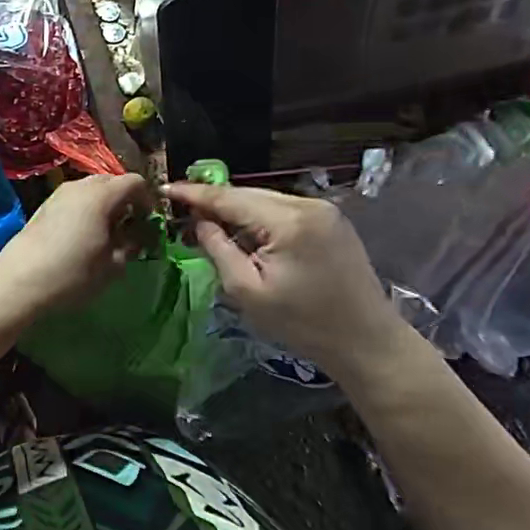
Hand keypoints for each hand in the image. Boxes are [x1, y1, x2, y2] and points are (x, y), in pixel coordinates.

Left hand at [0, 173, 154, 318]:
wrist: (19, 281)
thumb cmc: (73, 273)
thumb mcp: (113, 265)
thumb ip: (131, 245)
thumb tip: (137, 236)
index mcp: (102, 195)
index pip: (135, 182)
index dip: (147, 201)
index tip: (148, 224)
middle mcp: (79, 186)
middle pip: (111, 182)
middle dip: (124, 201)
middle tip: (128, 228)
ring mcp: (58, 194)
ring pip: (90, 190)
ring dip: (103, 205)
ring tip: (105, 234)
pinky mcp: (42, 207)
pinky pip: (73, 200)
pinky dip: (84, 210)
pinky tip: (81, 236)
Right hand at [164, 183, 412, 376]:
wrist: (366, 341)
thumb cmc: (302, 323)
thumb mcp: (246, 291)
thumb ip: (218, 249)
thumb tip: (199, 222)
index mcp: (287, 221)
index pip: (229, 198)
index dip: (193, 194)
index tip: (164, 189)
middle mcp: (308, 205)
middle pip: (247, 194)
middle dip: (213, 201)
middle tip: (179, 209)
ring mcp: (324, 211)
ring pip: (264, 200)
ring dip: (235, 210)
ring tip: (205, 222)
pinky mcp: (331, 222)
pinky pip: (282, 210)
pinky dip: (257, 217)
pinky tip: (241, 231)